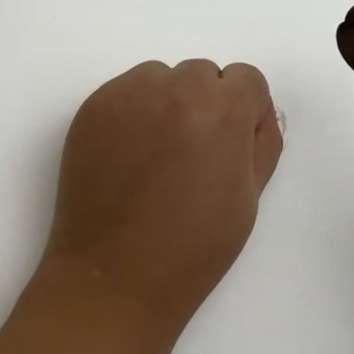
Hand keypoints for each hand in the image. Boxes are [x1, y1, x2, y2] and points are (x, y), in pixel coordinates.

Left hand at [41, 60, 283, 334]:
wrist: (114, 278)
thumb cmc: (193, 248)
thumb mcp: (249, 198)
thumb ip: (262, 144)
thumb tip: (257, 115)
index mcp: (221, 110)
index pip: (246, 79)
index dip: (245, 113)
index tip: (231, 148)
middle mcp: (173, 88)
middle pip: (202, 75)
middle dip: (206, 105)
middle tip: (193, 157)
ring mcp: (126, 96)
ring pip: (160, 79)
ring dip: (167, 104)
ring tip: (156, 158)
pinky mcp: (91, 108)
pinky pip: (124, 94)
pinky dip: (131, 115)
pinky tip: (127, 160)